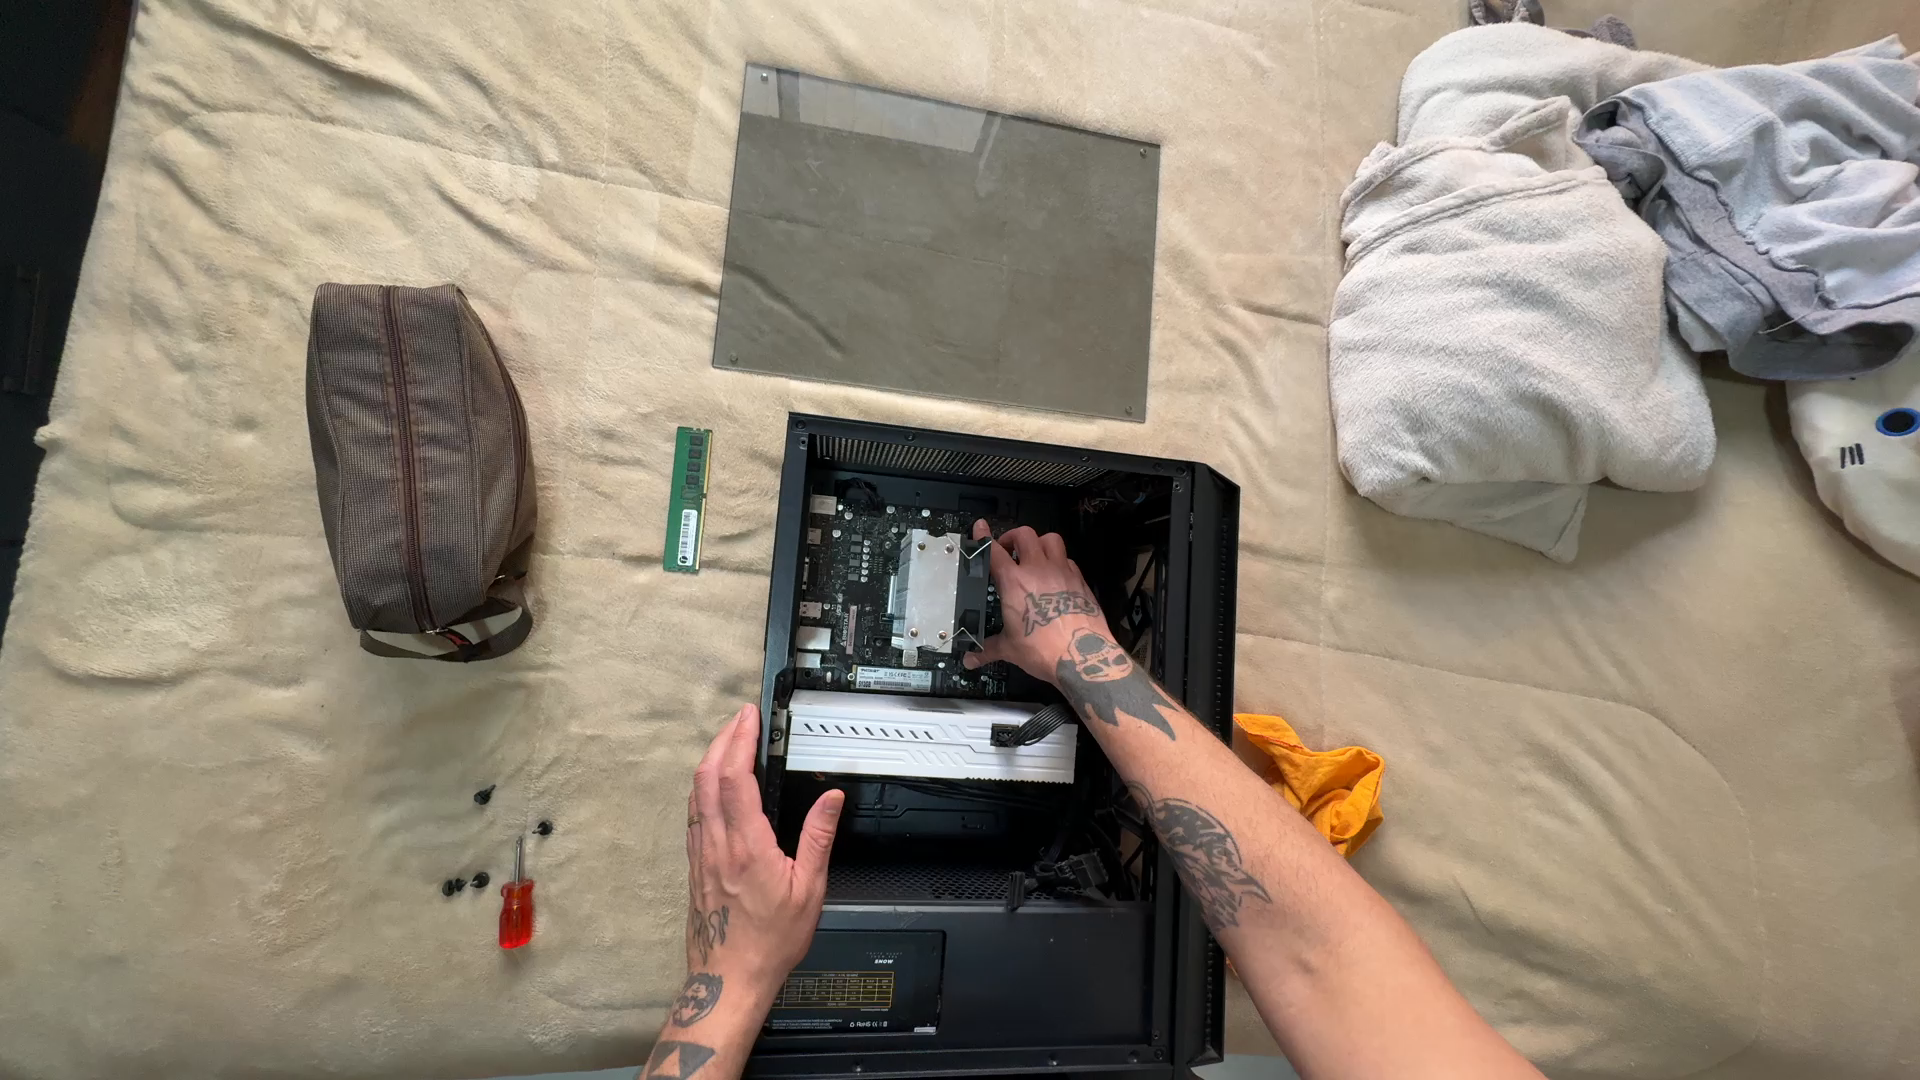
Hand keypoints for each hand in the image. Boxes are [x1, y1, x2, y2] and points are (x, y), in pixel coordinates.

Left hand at [683, 705, 844, 1013]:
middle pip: (707, 776)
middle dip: (722, 739)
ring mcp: (701, 854)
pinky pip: (693, 813)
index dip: (739, 741)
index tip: (749, 718)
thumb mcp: (809, 889)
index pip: (735, 779)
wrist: (728, 981)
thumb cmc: (769, 941)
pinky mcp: (695, 865)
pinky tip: (712, 783)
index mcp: (747, 846)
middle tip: (739, 718)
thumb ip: (818, 837)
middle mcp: (717, 845)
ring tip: (728, 740)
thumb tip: (831, 798)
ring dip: (709, 759)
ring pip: (696, 793)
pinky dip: (702, 785)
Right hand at [962, 520, 1107, 686]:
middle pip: (1025, 534)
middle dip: (1013, 537)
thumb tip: (971, 659)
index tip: (980, 527)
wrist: (1083, 655)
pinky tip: (1055, 575)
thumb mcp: (1010, 649)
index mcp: (1014, 582)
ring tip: (1033, 555)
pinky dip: (1059, 561)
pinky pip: (1068, 559)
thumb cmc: (1044, 650)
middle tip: (1008, 549)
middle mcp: (1038, 570)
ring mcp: (1062, 572)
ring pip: (1051, 539)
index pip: (994, 550)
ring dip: (1039, 542)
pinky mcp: (1080, 580)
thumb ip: (987, 649)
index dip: (983, 536)